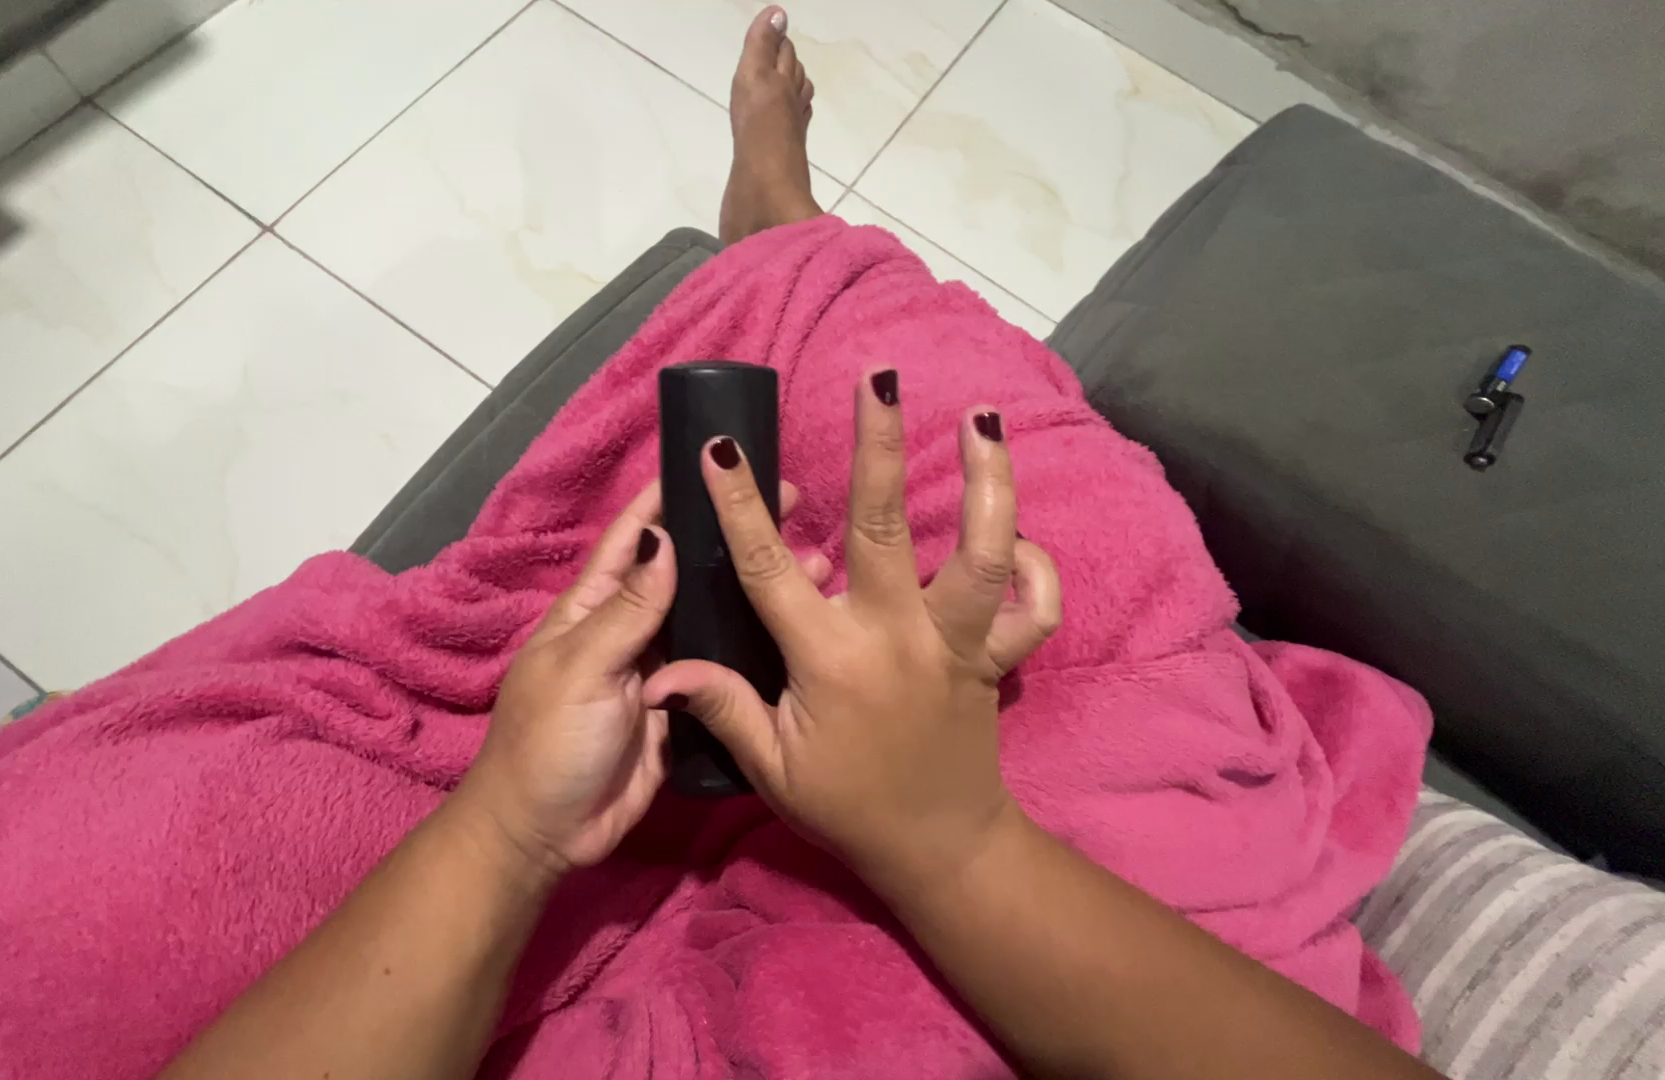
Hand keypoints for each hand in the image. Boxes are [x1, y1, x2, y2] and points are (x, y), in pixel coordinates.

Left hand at [460, 480, 826, 874]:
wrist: (548, 835)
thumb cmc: (549, 743)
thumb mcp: (582, 669)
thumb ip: (626, 610)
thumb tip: (662, 538)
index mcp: (594, 607)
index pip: (633, 537)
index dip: (668, 498)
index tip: (716, 462)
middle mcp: (631, 628)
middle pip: (683, 573)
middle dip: (728, 540)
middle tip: (792, 508)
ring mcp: (661, 668)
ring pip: (710, 618)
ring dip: (751, 592)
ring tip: (815, 564)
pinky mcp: (684, 706)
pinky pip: (720, 668)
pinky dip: (755, 646)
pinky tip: (796, 630)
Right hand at [643, 370, 1061, 893]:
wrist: (940, 848)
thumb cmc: (846, 806)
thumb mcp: (772, 765)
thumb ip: (722, 705)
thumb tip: (661, 673)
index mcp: (829, 657)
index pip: (769, 567)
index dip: (740, 505)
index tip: (722, 448)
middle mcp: (894, 634)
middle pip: (883, 525)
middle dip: (878, 444)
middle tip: (878, 376)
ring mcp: (954, 642)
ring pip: (978, 551)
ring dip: (985, 482)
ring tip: (984, 419)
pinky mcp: (994, 659)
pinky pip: (1034, 609)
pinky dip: (1038, 569)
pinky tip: (1021, 538)